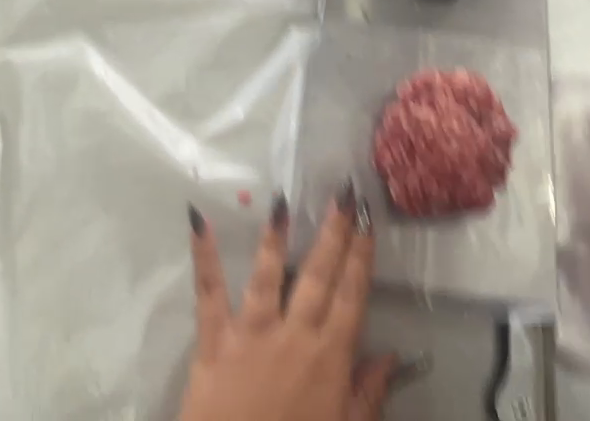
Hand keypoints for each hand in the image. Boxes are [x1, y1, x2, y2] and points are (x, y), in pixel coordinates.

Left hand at [180, 190, 411, 420]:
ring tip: (282, 201)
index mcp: (329, 359)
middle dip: (332, 234)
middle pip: (318, 277)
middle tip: (341, 195)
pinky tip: (198, 221)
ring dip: (276, 238)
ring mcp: (251, 336)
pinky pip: (208, 294)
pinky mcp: (213, 344)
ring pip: (267, 276)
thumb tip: (391, 357)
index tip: (367, 221)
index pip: (352, 297)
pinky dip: (203, 257)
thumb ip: (367, 395)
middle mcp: (294, 337)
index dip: (361, 257)